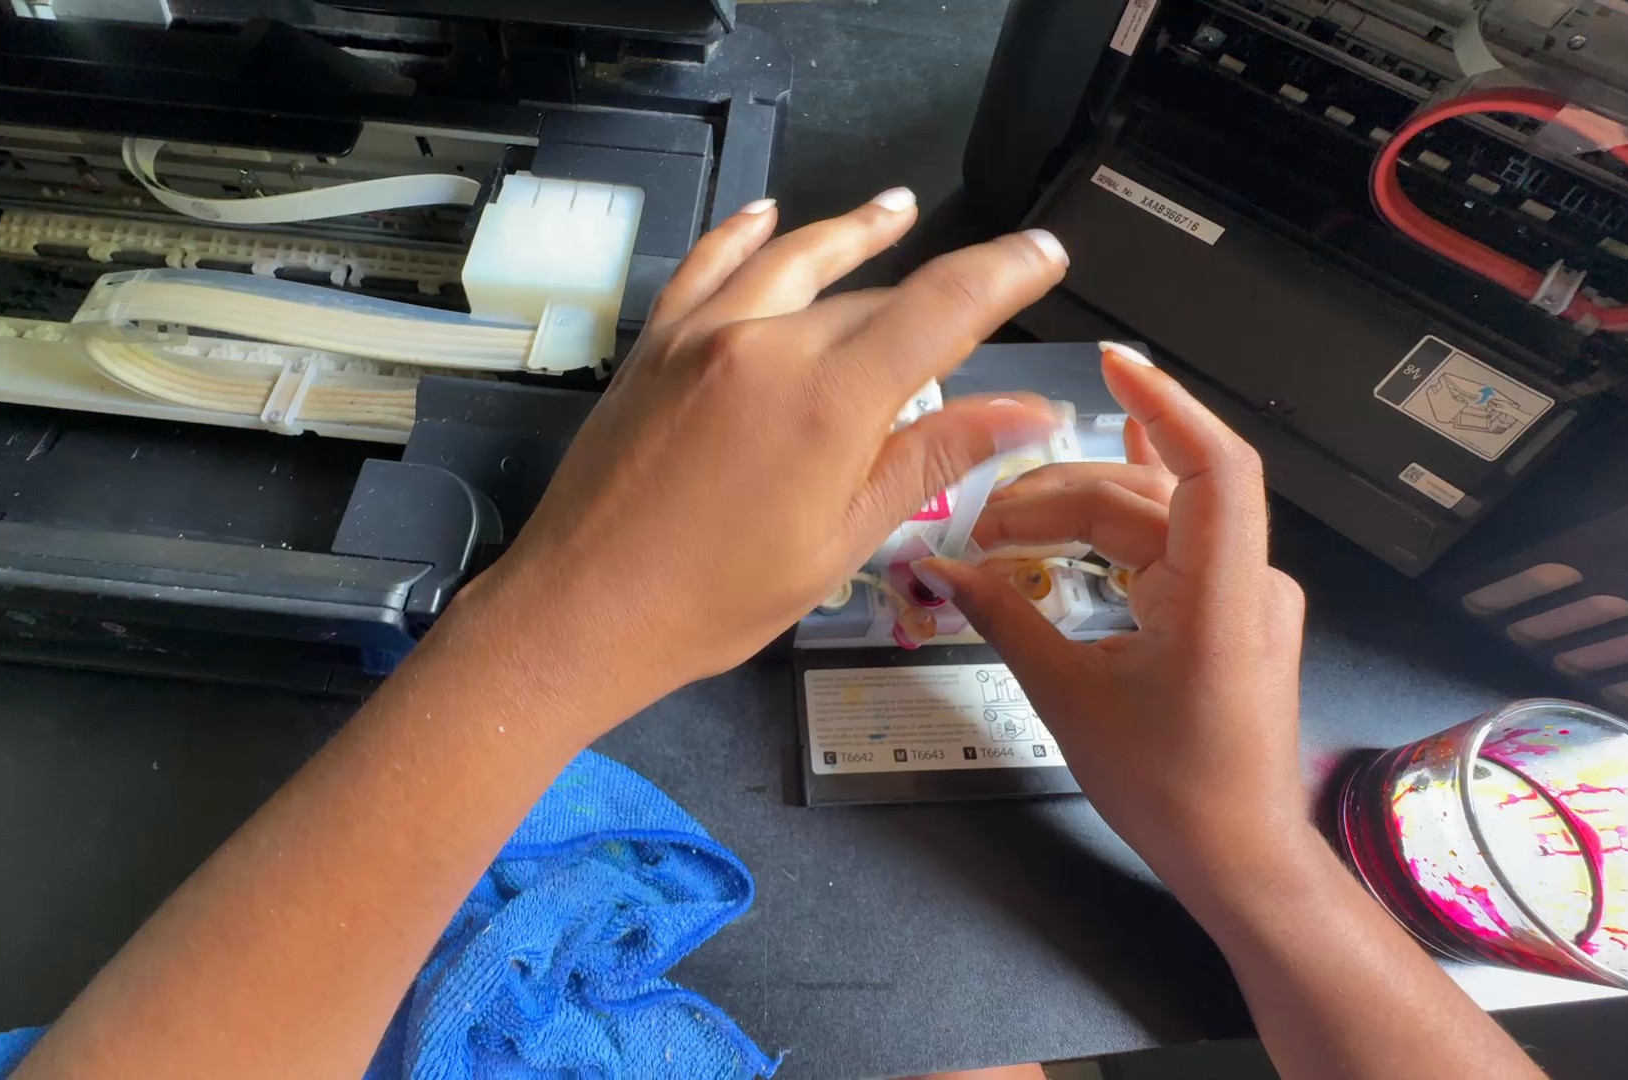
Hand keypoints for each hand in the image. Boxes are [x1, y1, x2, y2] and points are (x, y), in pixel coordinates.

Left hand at [442, 191, 1070, 720]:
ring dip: (852, 232)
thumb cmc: (717, 600)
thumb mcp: (838, 542)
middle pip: (872, 298)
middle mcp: (768, 344)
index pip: (941, 309)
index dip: (1004, 275)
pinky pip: (705, 267)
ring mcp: (701, 335)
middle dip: (931, 297)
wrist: (584, 611)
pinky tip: (765, 214)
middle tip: (975, 297)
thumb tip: (1025, 412)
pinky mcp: (654, 346)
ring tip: (897, 208)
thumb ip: (929, 459)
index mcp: (828, 402)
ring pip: (794, 262)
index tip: (1044, 258)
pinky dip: (741, 235)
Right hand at [912, 345, 1307, 897]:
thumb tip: (937, 569)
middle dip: (1054, 498)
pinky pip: (1169, 536)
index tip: (1111, 363)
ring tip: (1002, 528)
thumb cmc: (1160, 783)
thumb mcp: (1065, 694)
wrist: (1231, 850)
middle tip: (979, 524)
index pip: (1214, 471)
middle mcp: (1243, 578)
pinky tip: (1114, 458)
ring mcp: (1236, 589)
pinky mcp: (1220, 603)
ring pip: (1148, 517)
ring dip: (1073, 513)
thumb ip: (1002, 615)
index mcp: (1217, 599)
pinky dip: (1130, 503)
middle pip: (1144, 496)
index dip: (1165, 406)